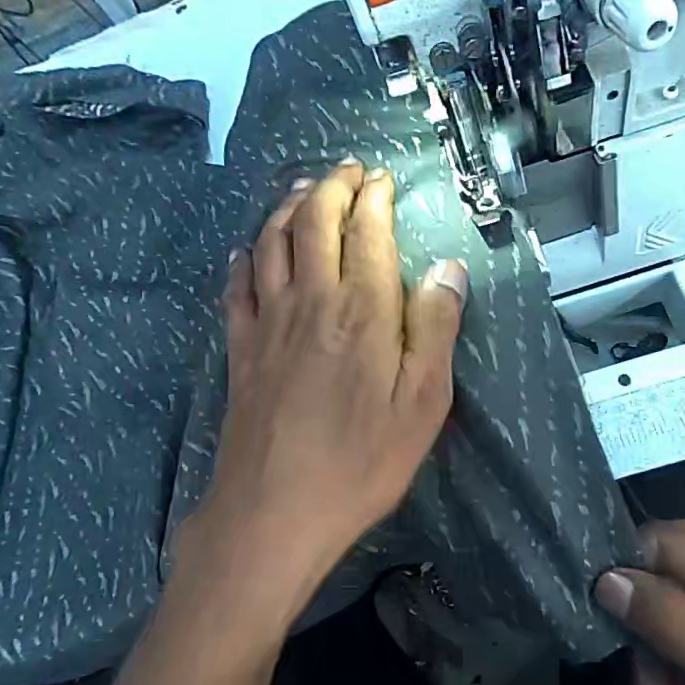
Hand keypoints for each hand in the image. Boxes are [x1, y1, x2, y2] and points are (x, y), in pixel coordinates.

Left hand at [186, 156, 467, 617]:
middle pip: (313, 224)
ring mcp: (266, 324)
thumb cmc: (363, 461)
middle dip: (332, 188)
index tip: (384, 179)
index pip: (366, 233)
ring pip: (270, 243)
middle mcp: (309, 302)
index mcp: (361, 312)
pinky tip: (247, 249)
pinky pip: (237, 285)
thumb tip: (447, 270)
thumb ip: (435, 329)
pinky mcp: (239, 350)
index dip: (374, 199)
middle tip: (349, 170)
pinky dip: (245, 255)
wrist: (273, 513)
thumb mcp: (423, 402)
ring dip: (288, 208)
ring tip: (304, 189)